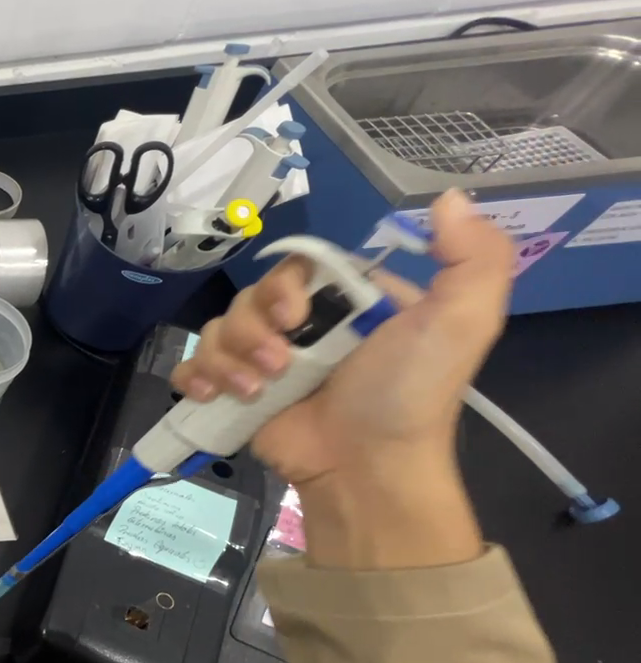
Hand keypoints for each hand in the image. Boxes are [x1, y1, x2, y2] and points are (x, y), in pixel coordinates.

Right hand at [170, 190, 513, 567]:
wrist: (362, 465)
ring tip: (257, 392)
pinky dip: (194, 378)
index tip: (295, 318)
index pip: (292, 269)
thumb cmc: (406, 394)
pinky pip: (190, 367)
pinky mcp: (230, 392)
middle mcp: (299, 327)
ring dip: (227, 361)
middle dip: (251, 333)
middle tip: (280, 366)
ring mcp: (259, 361)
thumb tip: (447, 198)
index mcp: (345, 304)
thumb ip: (472, 257)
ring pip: (215, 332)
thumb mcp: (462, 321)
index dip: (280, 289)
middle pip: (245, 300)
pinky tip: (211, 395)